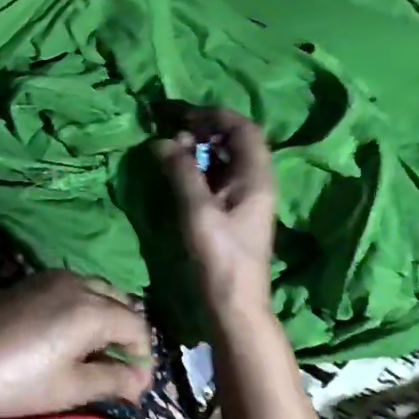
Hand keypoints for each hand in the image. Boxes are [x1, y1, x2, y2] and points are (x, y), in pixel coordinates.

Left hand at [0, 270, 153, 418]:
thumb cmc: (14, 381)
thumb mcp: (69, 389)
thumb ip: (111, 380)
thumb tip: (138, 380)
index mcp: (93, 308)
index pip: (138, 327)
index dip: (142, 359)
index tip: (134, 389)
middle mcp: (75, 282)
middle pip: (118, 302)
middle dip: (125, 333)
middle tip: (117, 370)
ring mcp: (46, 277)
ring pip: (92, 290)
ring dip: (102, 318)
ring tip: (92, 355)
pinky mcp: (24, 281)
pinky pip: (67, 289)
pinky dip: (77, 308)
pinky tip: (62, 337)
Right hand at [153, 108, 276, 314]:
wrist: (234, 303)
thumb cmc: (220, 256)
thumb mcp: (198, 210)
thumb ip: (181, 172)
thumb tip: (162, 141)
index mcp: (256, 177)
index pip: (243, 129)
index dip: (215, 115)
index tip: (182, 115)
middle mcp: (255, 182)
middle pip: (235, 141)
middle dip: (204, 129)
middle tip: (172, 131)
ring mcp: (244, 197)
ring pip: (224, 159)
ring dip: (199, 149)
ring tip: (171, 150)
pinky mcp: (231, 211)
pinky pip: (217, 177)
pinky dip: (197, 167)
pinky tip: (177, 172)